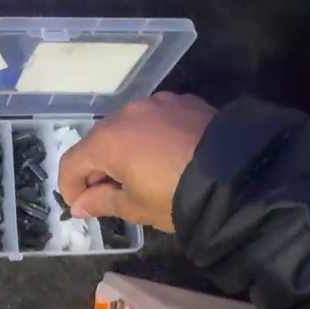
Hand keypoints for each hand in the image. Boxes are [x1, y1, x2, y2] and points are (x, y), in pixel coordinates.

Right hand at [58, 92, 217, 232]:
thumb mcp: (135, 207)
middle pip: (97, 142)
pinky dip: (150, 138)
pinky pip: (154, 120)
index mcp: (107, 140)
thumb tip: (79, 206)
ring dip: (124, 151)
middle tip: (110, 195)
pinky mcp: (183, 101)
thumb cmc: (176, 195)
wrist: (239, 175)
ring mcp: (156, 103)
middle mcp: (126, 113)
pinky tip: (166, 157)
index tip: (81, 207)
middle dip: (97, 169)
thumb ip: (100, 203)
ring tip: (141, 175)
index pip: (72, 162)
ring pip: (126, 128)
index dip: (70, 188)